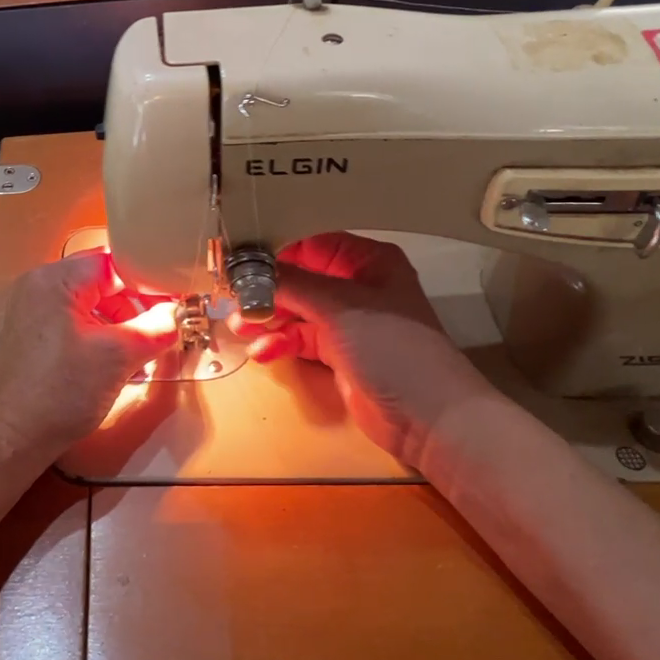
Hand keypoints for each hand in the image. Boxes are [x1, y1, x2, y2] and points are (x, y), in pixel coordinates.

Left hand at [0, 252, 176, 460]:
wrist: (15, 437)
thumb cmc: (64, 390)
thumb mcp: (118, 356)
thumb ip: (154, 329)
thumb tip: (177, 313)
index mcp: (55, 279)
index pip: (112, 263)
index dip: (146, 279)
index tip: (173, 298)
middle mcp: (39, 285)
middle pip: (100, 282)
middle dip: (133, 307)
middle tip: (159, 330)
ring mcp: (32, 310)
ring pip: (90, 304)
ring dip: (118, 326)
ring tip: (140, 356)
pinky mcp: (32, 334)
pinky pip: (74, 321)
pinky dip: (98, 337)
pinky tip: (117, 364)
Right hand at [235, 233, 502, 466]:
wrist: (428, 417)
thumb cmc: (390, 347)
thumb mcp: (338, 307)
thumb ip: (291, 283)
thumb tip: (246, 267)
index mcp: (367, 261)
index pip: (310, 242)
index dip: (274, 251)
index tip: (236, 261)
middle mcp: (357, 285)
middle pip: (300, 276)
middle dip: (266, 289)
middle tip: (231, 298)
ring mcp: (348, 321)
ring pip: (296, 309)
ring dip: (268, 317)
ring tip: (240, 327)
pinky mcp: (339, 353)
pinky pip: (300, 339)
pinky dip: (280, 343)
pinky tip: (262, 353)